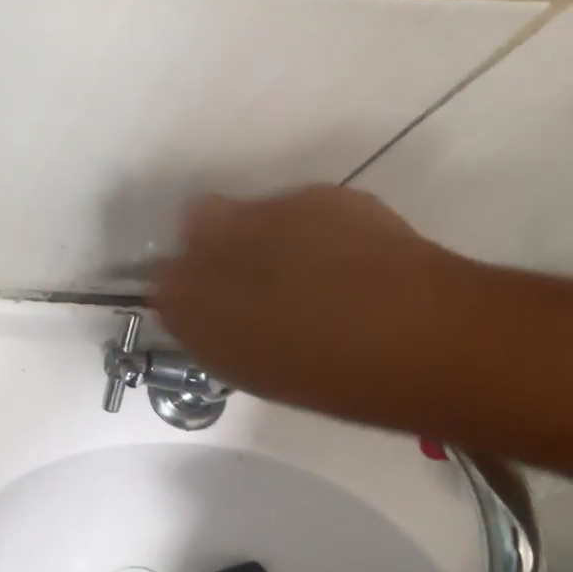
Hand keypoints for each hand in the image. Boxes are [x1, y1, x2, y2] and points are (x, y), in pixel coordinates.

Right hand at [153, 186, 470, 413]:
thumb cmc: (323, 377)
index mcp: (186, 302)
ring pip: (244, 211)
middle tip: (252, 274)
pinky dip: (310, 225)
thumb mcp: (248, 368)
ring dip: (261, 230)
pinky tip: (343, 255)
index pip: (162, 281)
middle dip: (216, 243)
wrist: (410, 338)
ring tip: (305, 264)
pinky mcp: (314, 194)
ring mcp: (261, 214)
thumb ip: (215, 333)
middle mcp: (208, 248)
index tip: (211, 303)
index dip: (187, 288)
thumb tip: (215, 314)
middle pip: (194, 229)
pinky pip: (298, 207)